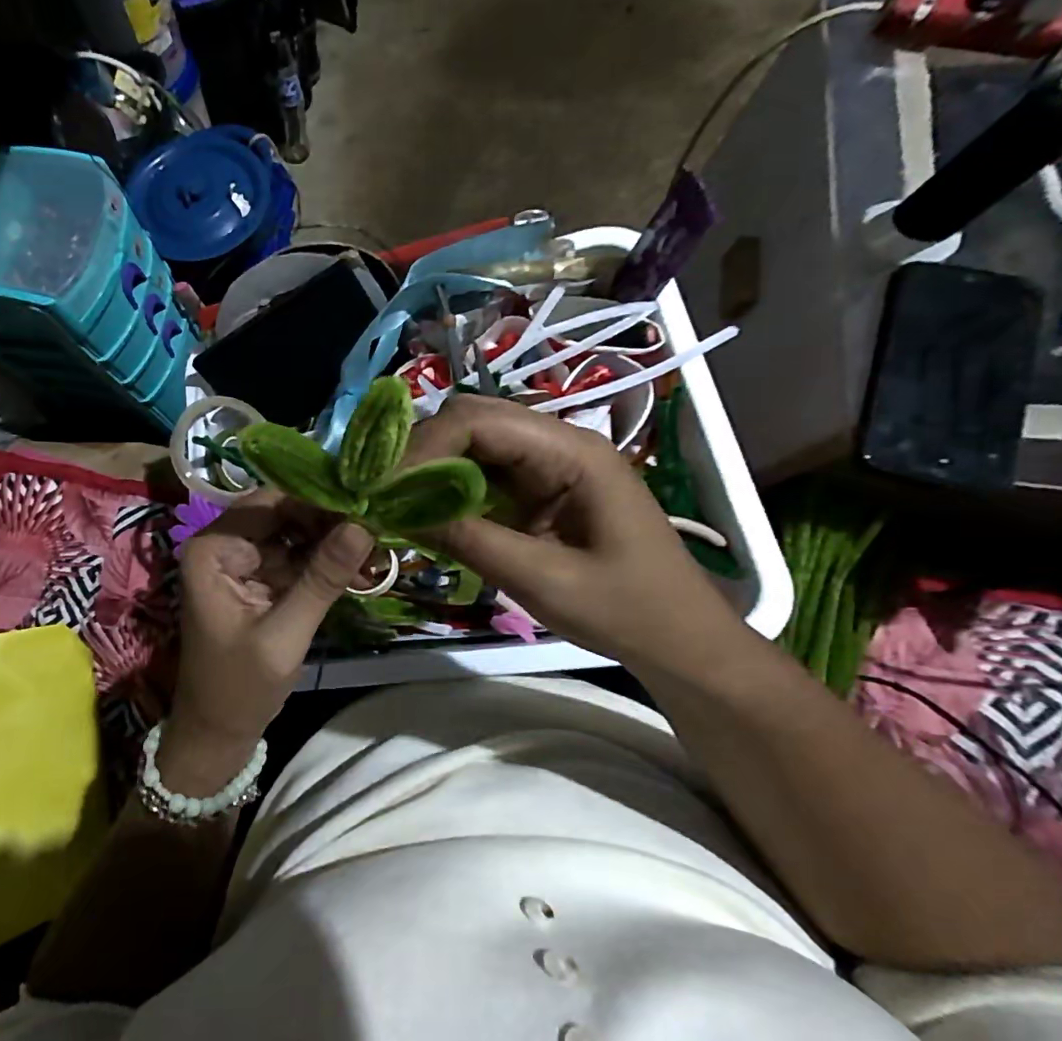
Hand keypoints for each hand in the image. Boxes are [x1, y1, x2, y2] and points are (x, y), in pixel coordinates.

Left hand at [165, 495, 372, 793]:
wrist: (218, 731)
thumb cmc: (240, 686)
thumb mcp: (285, 633)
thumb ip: (322, 578)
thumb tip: (364, 526)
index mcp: (214, 549)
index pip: (271, 502)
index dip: (317, 499)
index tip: (365, 503)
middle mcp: (224, 545)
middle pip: (285, 513)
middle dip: (330, 521)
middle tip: (378, 528)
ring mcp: (243, 562)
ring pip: (296, 534)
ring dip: (333, 542)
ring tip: (377, 550)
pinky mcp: (260, 580)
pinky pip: (298, 558)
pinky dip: (326, 564)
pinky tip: (361, 570)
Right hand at [403, 395, 751, 675]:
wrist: (680, 640)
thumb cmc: (625, 610)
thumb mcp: (543, 579)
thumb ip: (470, 540)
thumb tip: (398, 511)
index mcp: (571, 451)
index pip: (479, 420)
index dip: (425, 447)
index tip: (385, 489)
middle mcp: (559, 444)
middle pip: (474, 423)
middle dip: (423, 453)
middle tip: (382, 495)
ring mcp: (551, 466)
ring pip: (475, 447)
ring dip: (434, 471)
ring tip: (396, 504)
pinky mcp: (543, 491)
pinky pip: (487, 477)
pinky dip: (452, 492)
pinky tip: (429, 515)